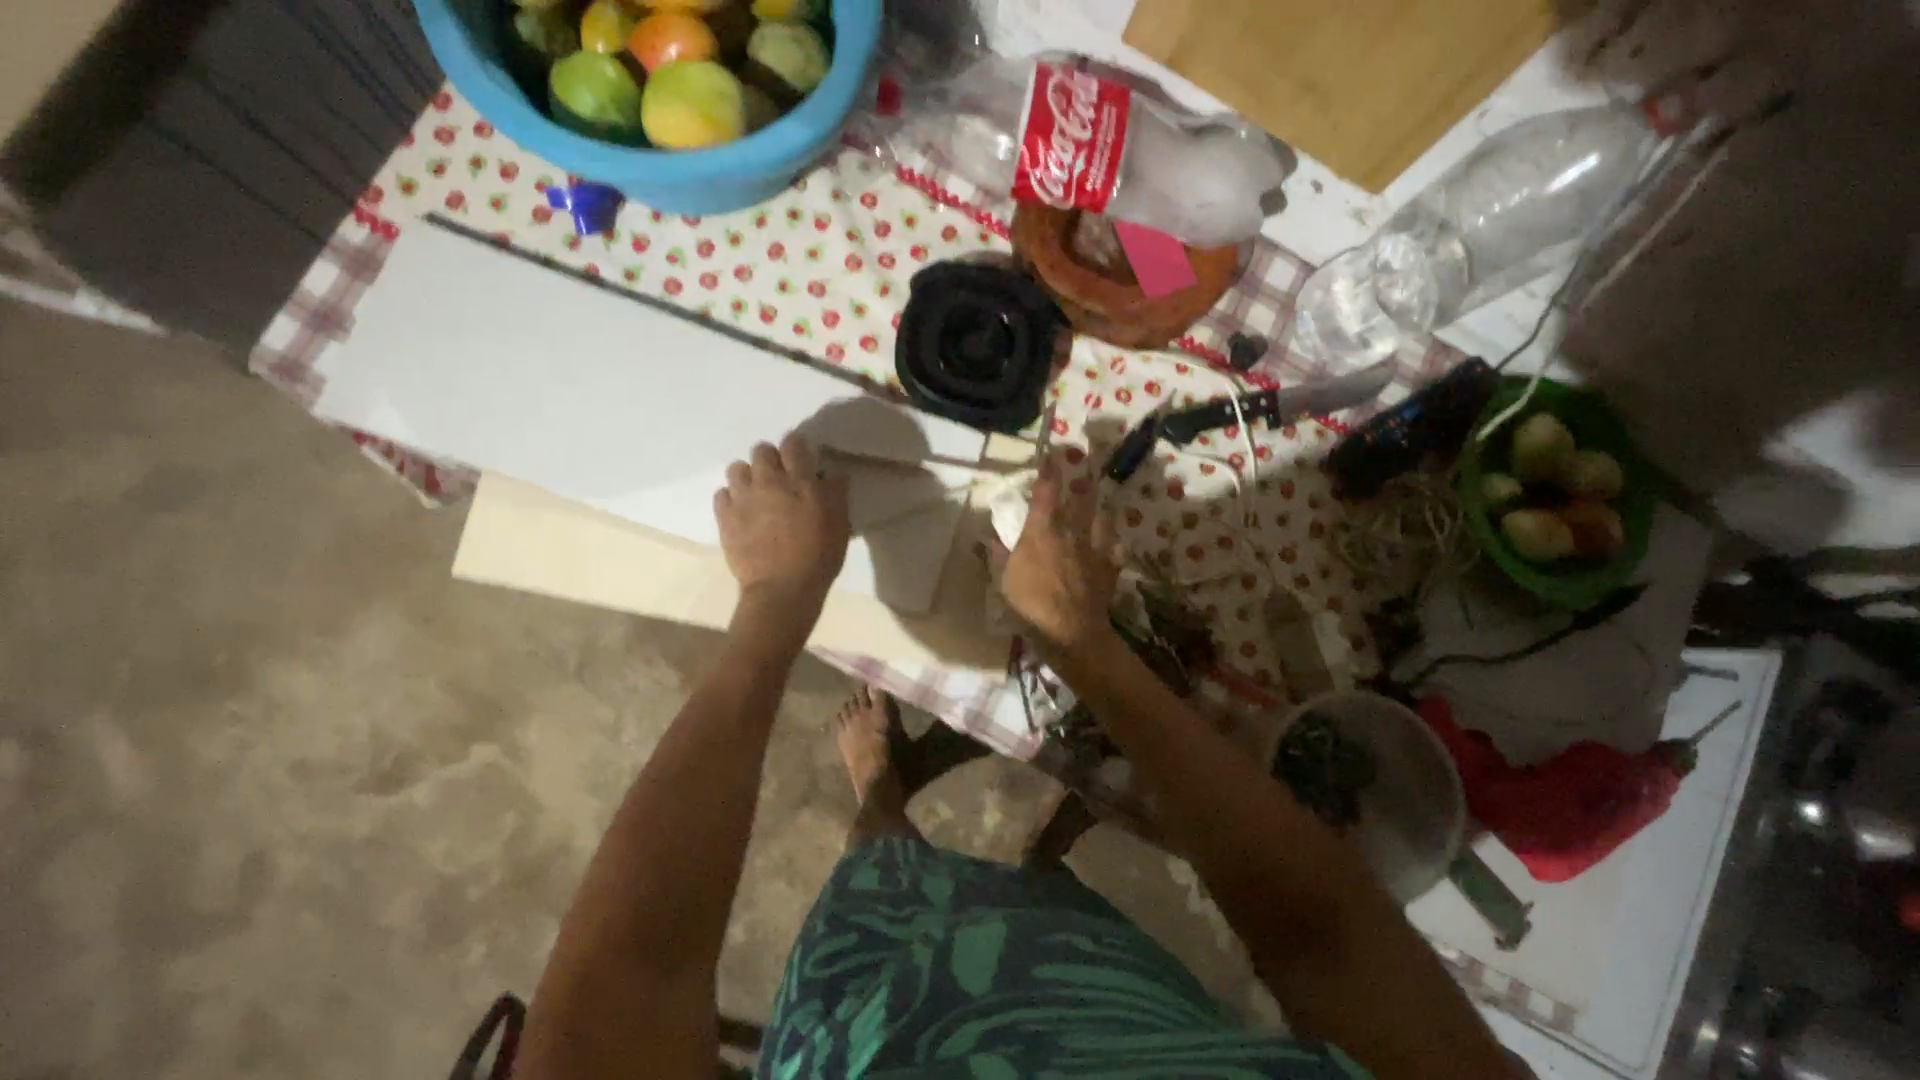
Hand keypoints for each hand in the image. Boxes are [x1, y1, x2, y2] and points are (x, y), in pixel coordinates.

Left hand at [714, 433, 850, 615]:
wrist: (782, 589)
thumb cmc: (819, 556)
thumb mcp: (840, 524)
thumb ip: (835, 493)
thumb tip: (831, 473)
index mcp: (799, 480)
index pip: (793, 443)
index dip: (796, 447)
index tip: (801, 459)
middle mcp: (768, 481)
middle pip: (761, 450)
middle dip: (770, 459)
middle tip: (779, 479)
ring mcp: (743, 498)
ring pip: (736, 468)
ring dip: (747, 476)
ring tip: (756, 493)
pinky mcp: (724, 516)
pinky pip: (721, 494)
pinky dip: (731, 498)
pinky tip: (741, 512)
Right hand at [994, 454, 1120, 653]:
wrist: (1070, 632)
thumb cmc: (1029, 605)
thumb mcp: (1003, 580)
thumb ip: (997, 555)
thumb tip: (987, 537)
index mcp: (1041, 532)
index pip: (1046, 492)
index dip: (1048, 471)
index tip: (1051, 455)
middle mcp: (1071, 533)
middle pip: (1081, 499)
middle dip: (1081, 482)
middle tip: (1084, 470)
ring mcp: (1094, 549)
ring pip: (1101, 518)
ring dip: (1099, 508)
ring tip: (1099, 503)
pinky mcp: (1110, 568)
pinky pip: (1115, 547)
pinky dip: (1113, 541)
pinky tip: (1112, 541)